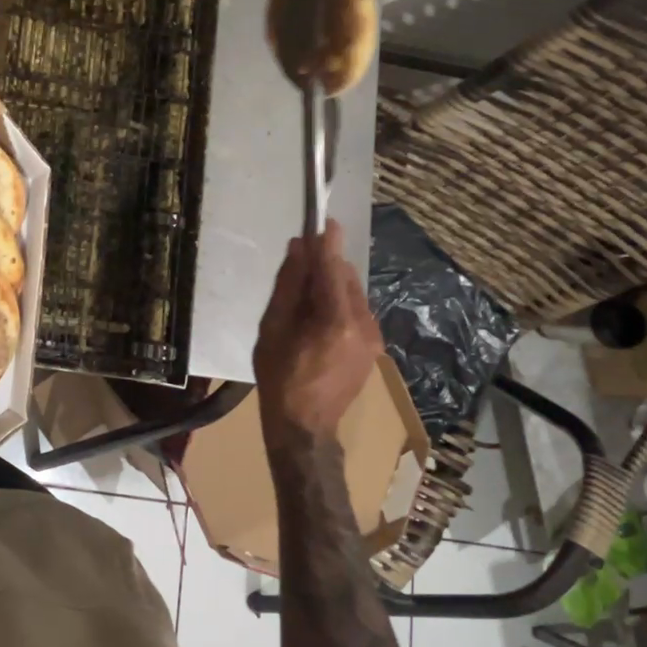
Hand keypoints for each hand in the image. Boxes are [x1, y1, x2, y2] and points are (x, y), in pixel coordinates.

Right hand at [253, 220, 383, 443]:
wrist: (305, 426)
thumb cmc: (279, 376)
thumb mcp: (273, 328)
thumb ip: (289, 287)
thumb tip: (299, 251)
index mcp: (337, 319)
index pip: (333, 269)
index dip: (328, 243)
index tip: (325, 220)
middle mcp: (364, 324)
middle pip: (347, 279)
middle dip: (327, 264)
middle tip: (301, 255)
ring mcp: (373, 337)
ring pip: (353, 295)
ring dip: (332, 284)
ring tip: (305, 286)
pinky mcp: (373, 347)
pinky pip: (356, 312)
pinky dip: (338, 302)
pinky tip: (317, 311)